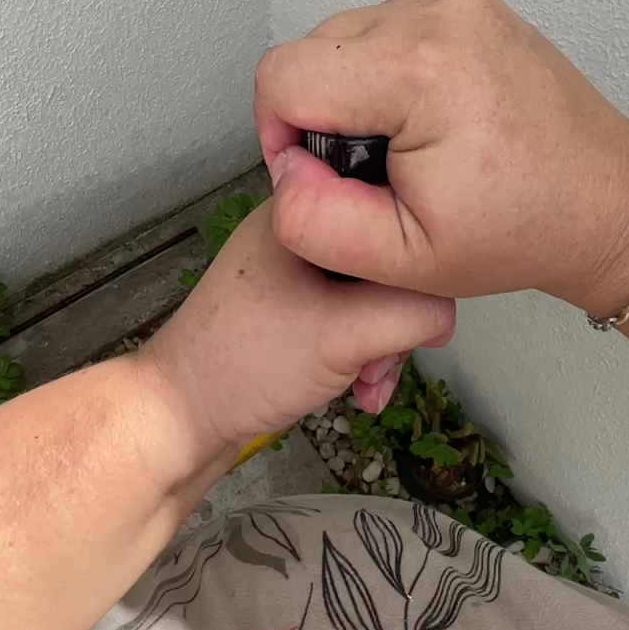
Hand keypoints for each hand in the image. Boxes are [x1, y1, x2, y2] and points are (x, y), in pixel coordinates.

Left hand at [139, 203, 455, 454]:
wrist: (181, 418)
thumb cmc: (247, 364)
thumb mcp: (346, 331)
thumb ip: (413, 311)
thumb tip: (448, 307)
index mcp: (299, 212)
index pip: (389, 219)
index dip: (413, 272)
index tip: (414, 321)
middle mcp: (296, 233)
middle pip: (383, 263)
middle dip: (393, 324)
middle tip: (378, 363)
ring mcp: (291, 272)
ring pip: (369, 296)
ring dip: (379, 346)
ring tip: (365, 384)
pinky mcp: (290, 307)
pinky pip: (347, 317)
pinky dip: (359, 353)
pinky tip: (357, 388)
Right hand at [254, 0, 628, 313]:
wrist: (607, 203)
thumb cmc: (520, 233)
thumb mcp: (400, 260)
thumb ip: (313, 220)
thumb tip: (286, 167)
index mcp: (418, 71)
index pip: (282, 76)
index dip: (278, 136)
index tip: (321, 177)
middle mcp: (437, 14)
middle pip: (308, 51)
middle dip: (317, 116)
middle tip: (370, 170)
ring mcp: (456, 1)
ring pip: (340, 37)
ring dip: (348, 94)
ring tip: (399, 145)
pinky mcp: (466, 4)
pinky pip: (382, 30)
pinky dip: (380, 75)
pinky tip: (418, 118)